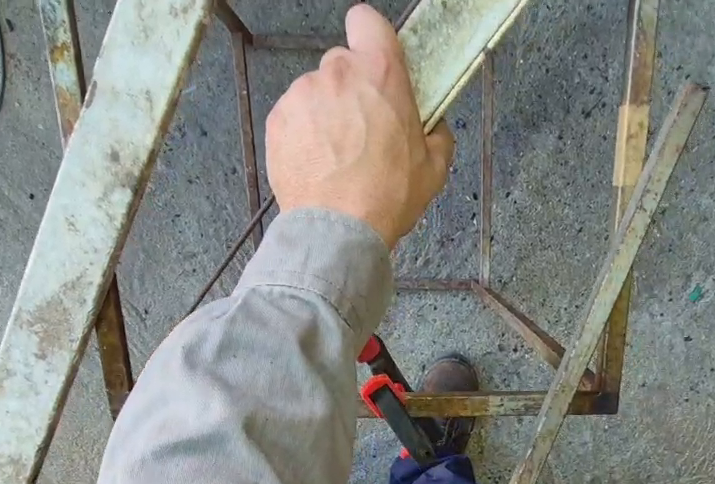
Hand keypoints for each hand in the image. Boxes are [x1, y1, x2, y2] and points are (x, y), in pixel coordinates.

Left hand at [265, 4, 455, 245]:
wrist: (338, 230)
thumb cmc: (386, 198)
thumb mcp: (433, 170)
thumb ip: (436, 134)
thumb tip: (433, 126)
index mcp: (381, 73)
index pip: (367, 21)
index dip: (370, 40)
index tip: (374, 64)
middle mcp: (338, 73)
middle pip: (341, 66)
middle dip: (350, 92)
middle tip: (363, 134)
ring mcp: (303, 94)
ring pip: (315, 94)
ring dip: (325, 118)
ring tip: (337, 160)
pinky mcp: (278, 120)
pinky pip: (293, 120)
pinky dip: (302, 138)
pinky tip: (317, 168)